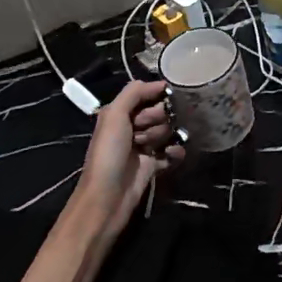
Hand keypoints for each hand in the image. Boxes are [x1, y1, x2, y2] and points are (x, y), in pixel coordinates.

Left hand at [74, 80, 182, 238]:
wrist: (107, 198)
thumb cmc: (108, 153)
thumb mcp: (114, 116)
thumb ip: (133, 93)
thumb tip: (160, 83)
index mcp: (119, 115)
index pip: (145, 96)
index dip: (154, 98)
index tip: (160, 102)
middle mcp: (131, 128)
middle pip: (158, 112)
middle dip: (157, 118)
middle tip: (144, 132)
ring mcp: (142, 148)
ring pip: (166, 130)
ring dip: (163, 135)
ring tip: (150, 147)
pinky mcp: (153, 166)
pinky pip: (172, 152)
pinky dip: (175, 152)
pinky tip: (173, 154)